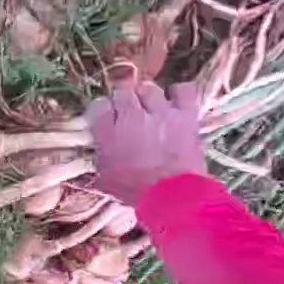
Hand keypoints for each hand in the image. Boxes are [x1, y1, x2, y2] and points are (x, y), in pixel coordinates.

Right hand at [85, 81, 207, 205]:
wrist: (171, 195)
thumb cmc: (135, 191)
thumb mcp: (105, 179)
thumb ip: (101, 158)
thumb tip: (100, 151)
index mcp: (108, 132)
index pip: (98, 106)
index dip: (102, 111)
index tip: (106, 118)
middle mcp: (132, 116)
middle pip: (122, 92)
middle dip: (123, 101)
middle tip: (127, 114)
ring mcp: (160, 112)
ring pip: (148, 88)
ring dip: (146, 96)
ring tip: (149, 108)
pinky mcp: (185, 114)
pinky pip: (183, 89)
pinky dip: (178, 92)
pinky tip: (174, 101)